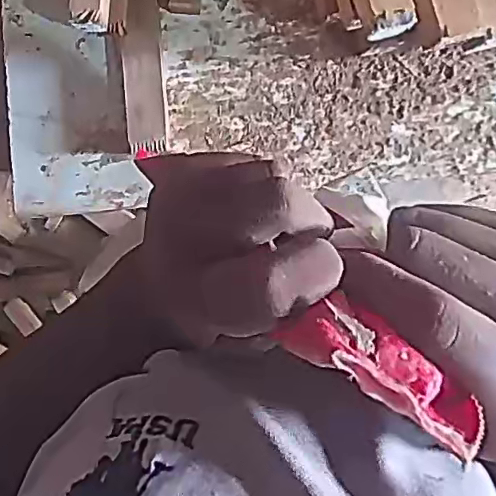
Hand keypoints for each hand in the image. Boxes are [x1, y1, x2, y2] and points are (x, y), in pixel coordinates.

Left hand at [127, 153, 342, 347]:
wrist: (153, 284)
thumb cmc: (216, 317)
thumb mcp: (258, 336)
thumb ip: (301, 311)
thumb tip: (342, 271)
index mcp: (199, 297)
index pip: (272, 280)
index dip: (316, 271)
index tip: (324, 270)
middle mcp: (184, 237)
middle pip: (281, 200)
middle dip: (312, 221)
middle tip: (306, 240)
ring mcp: (180, 192)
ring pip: (273, 172)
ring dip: (290, 199)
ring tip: (277, 223)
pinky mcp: (184, 165)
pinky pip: (252, 159)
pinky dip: (266, 182)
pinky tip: (254, 207)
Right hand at [339, 205, 495, 462]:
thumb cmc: (473, 418)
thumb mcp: (426, 418)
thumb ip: (382, 364)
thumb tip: (330, 299)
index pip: (438, 316)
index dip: (374, 282)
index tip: (333, 270)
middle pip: (435, 256)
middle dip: (377, 252)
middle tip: (350, 264)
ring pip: (441, 227)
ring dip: (396, 236)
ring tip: (386, 263)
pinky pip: (460, 213)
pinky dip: (424, 225)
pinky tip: (420, 253)